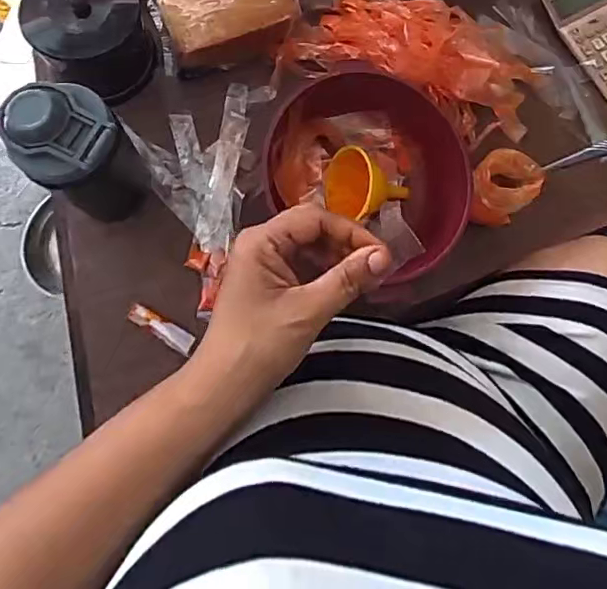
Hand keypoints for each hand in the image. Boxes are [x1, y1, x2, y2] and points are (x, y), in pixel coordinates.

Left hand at [187, 205, 389, 403]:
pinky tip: (350, 285)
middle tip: (380, 265)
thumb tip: (383, 256)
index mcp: (261, 240)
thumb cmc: (257, 347)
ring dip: (340, 260)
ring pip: (311, 248)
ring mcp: (264, 263)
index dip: (350, 231)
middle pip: (312, 229)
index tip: (381, 252)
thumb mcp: (307, 311)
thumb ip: (346, 280)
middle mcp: (261, 243)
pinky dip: (328, 274)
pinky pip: (305, 267)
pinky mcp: (270, 283)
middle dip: (347, 244)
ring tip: (370, 276)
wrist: (223, 388)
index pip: (314, 218)